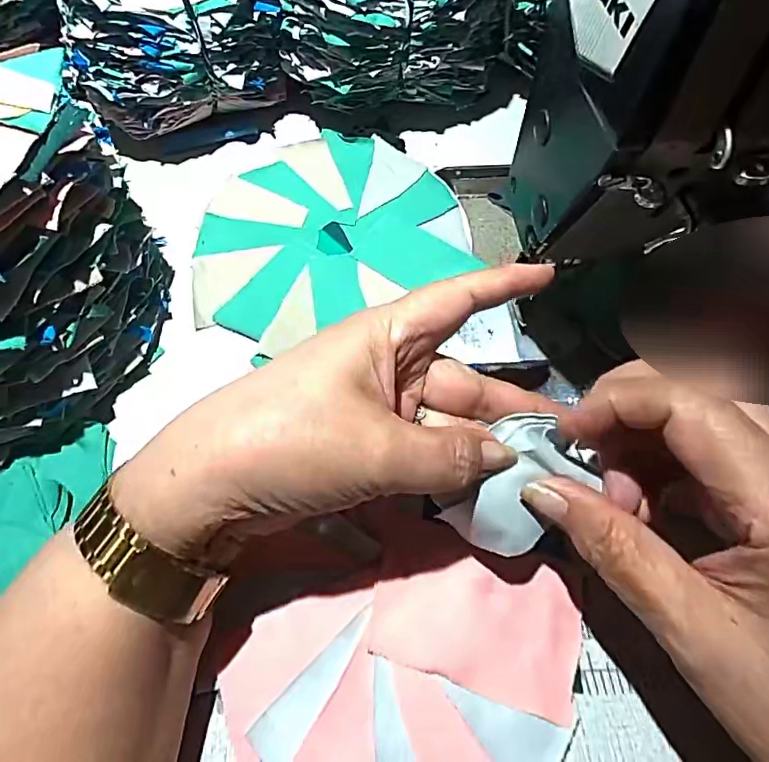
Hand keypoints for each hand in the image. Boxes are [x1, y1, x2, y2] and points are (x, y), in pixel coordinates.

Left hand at [112, 263, 559, 566]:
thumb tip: (507, 457)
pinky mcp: (369, 447)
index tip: (549, 274)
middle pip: (466, 381)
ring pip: (449, 424)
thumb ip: (447, 458)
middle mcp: (390, 364)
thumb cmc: (289, 440)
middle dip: (512, 407)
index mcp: (388, 335)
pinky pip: (426, 454)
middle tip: (565, 437)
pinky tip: (488, 493)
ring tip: (537, 472)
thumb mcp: (373, 450)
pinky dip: (453, 473)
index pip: (458, 299)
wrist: (202, 491)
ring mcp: (380, 408)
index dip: (505, 284)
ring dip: (486, 448)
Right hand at [521, 362, 768, 761]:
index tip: (566, 434)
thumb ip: (618, 552)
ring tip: (617, 493)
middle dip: (630, 407)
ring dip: (651, 434)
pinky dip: (674, 461)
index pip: (692, 402)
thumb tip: (544, 489)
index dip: (618, 401)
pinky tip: (652, 504)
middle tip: (586, 458)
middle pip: (704, 388)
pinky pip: (724, 448)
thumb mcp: (697, 638)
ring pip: (713, 412)